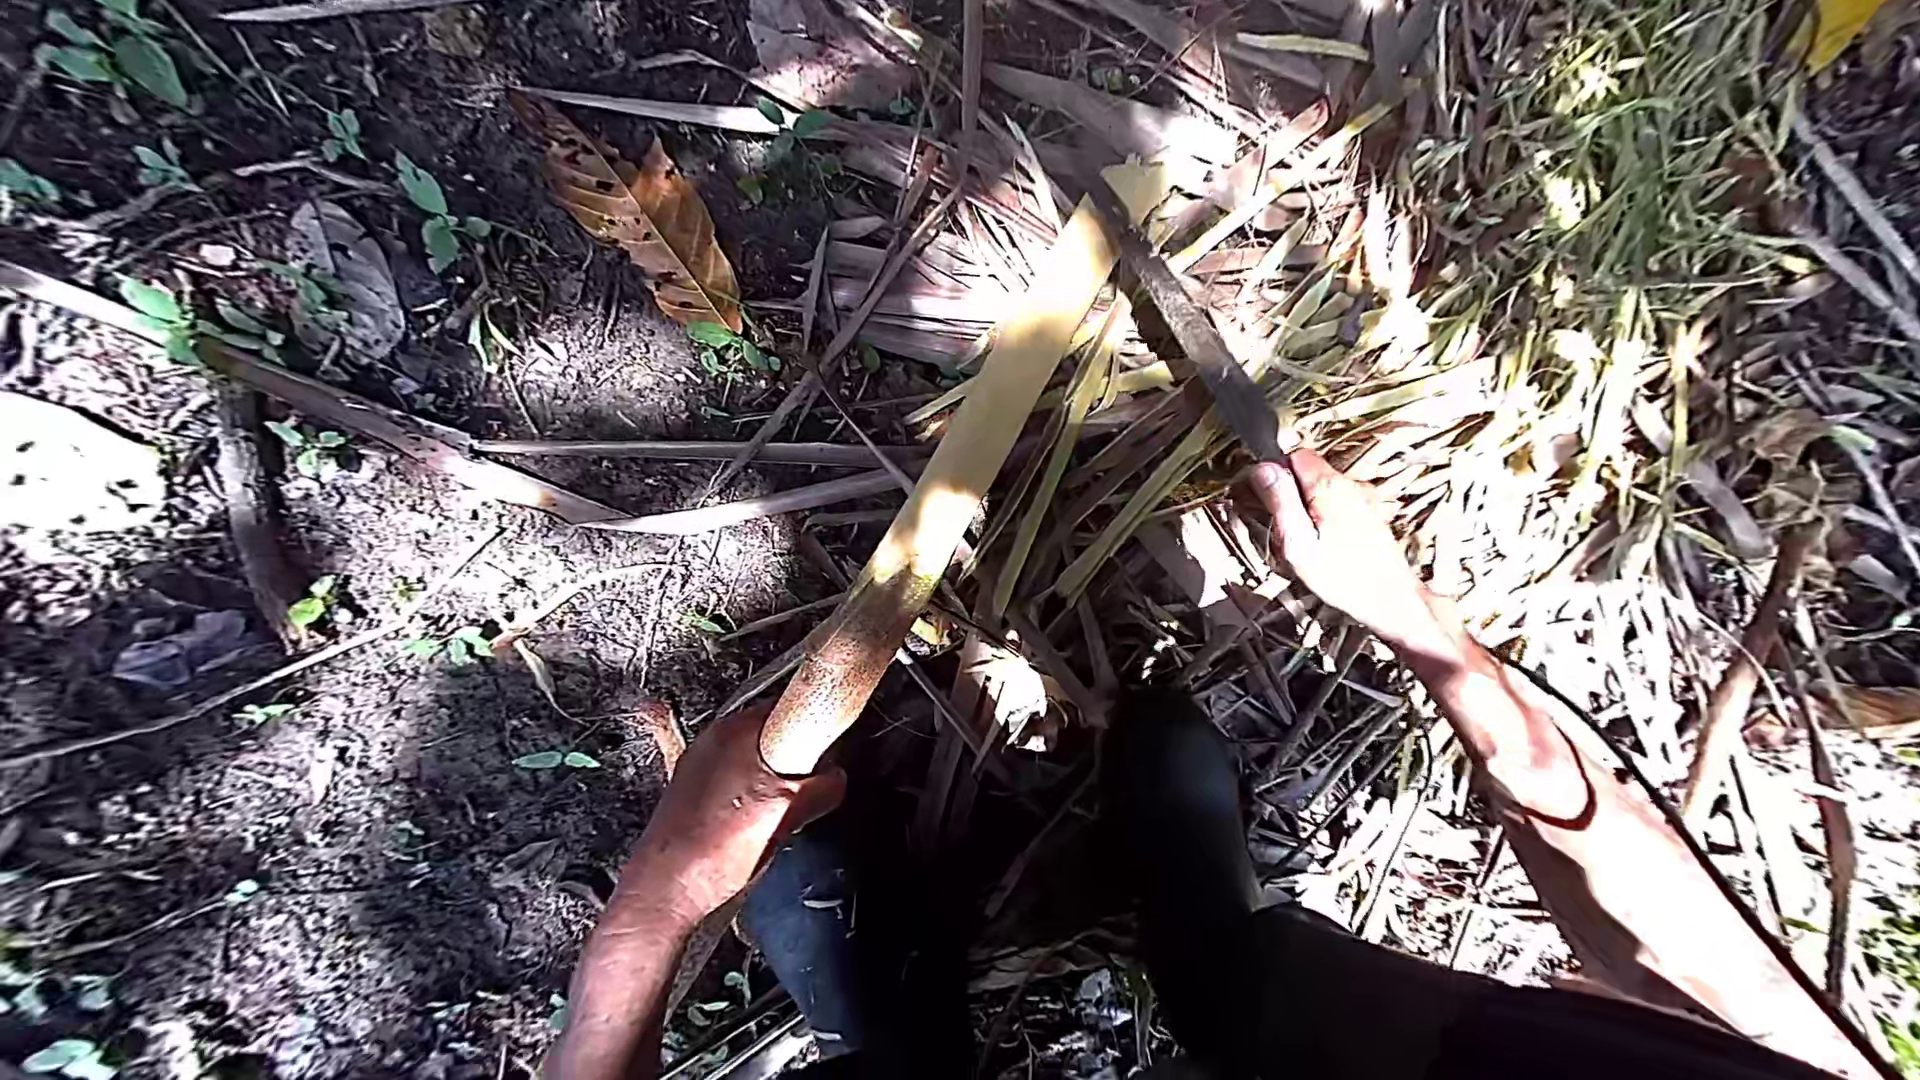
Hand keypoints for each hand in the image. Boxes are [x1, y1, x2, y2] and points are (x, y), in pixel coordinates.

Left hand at [617, 704, 844, 928]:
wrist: (664, 896)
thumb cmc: (710, 852)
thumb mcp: (789, 812)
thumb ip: (823, 787)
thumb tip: (836, 779)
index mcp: (734, 731)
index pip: (787, 703)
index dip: (812, 720)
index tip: (826, 739)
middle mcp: (713, 741)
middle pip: (772, 733)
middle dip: (794, 756)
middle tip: (806, 784)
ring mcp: (699, 766)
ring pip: (754, 760)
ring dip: (773, 779)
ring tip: (777, 812)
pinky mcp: (692, 792)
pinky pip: (736, 781)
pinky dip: (751, 795)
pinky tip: (754, 825)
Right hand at [1242, 449, 1446, 653]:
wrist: (1391, 602)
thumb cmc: (1341, 577)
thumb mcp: (1297, 542)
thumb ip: (1280, 502)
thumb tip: (1262, 469)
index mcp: (1328, 487)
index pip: (1293, 455)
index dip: (1272, 471)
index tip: (1259, 495)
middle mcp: (1349, 485)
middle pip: (1307, 468)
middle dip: (1285, 487)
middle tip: (1272, 519)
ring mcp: (1362, 497)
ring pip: (1319, 484)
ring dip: (1301, 501)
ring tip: (1294, 533)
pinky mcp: (1367, 512)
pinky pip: (1333, 499)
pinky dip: (1318, 510)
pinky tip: (1316, 538)